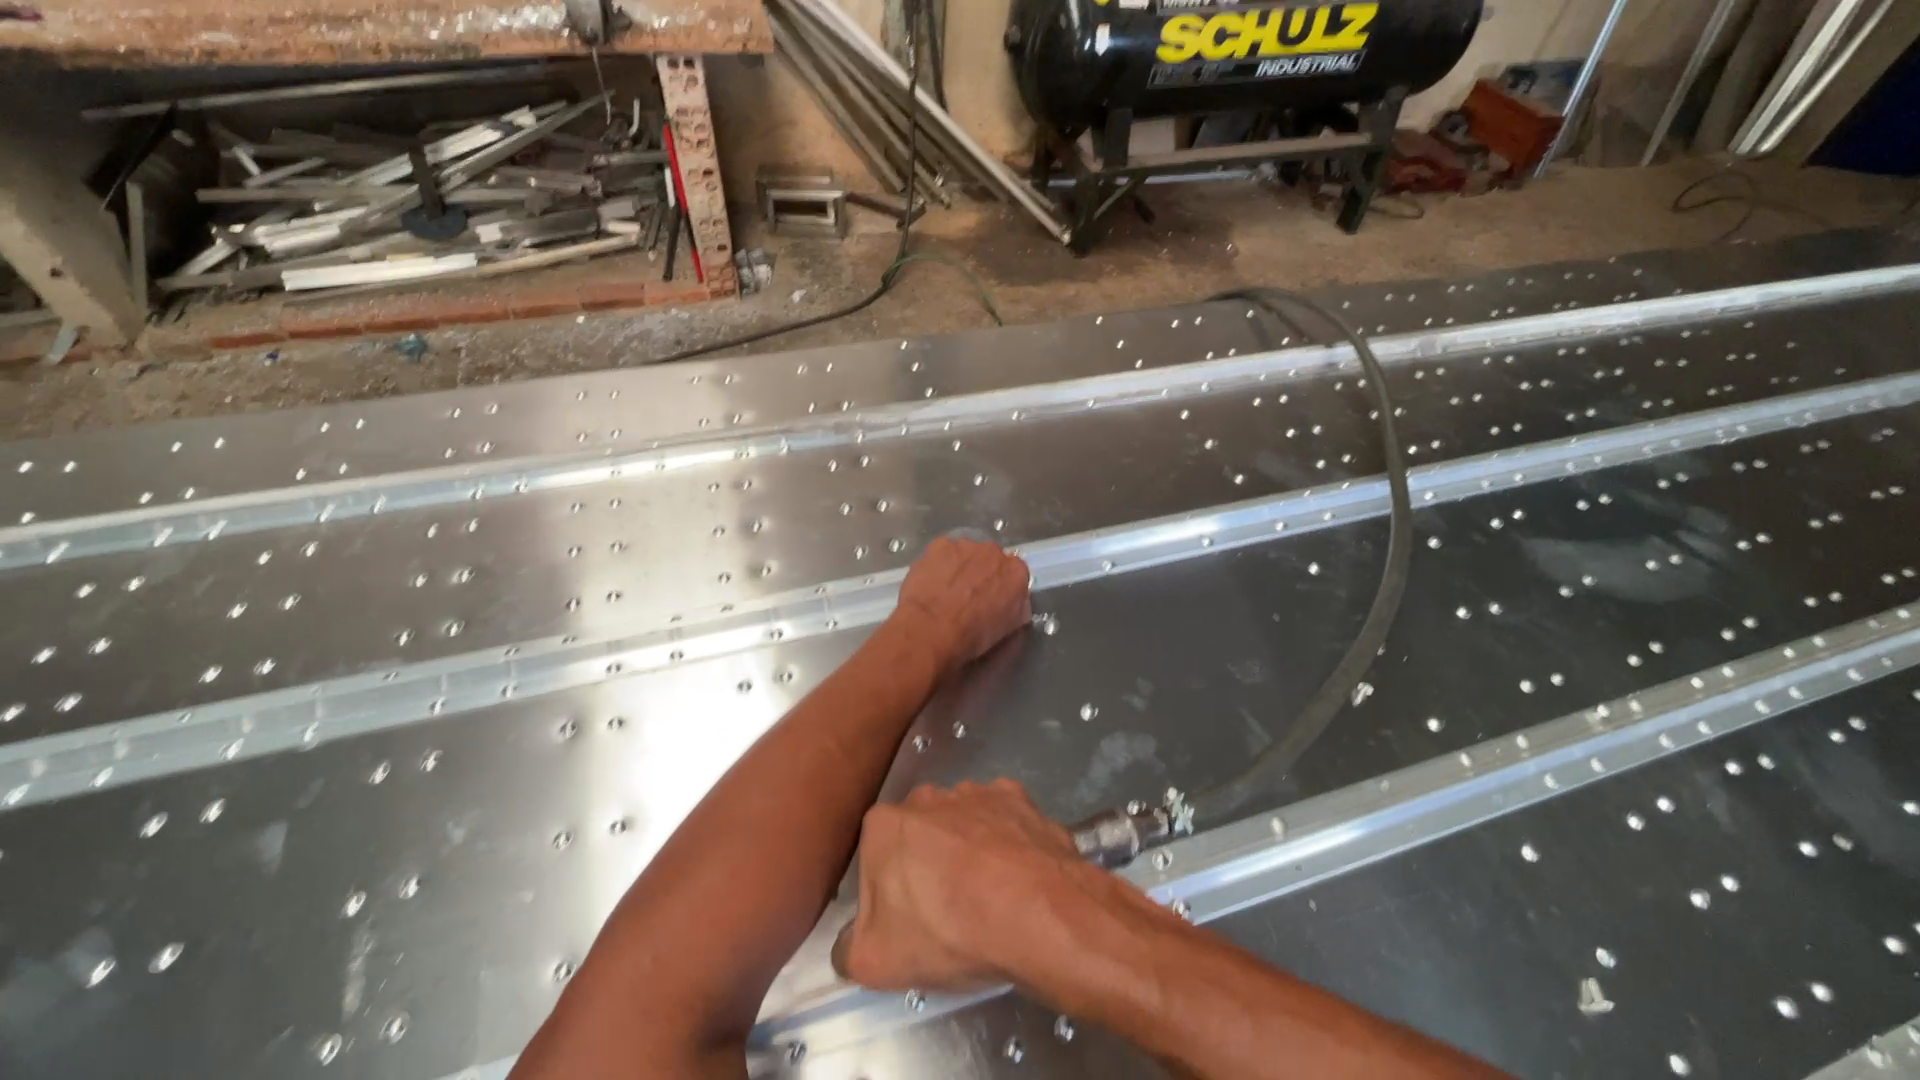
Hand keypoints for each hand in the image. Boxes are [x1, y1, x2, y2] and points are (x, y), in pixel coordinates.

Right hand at [832, 780, 1087, 991]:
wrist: (1038, 915)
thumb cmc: (949, 932)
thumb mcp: (874, 962)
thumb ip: (847, 948)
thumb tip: (848, 944)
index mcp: (884, 824)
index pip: (875, 859)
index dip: (889, 895)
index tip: (909, 923)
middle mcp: (929, 796)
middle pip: (920, 837)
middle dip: (928, 867)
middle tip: (948, 914)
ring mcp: (979, 793)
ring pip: (964, 826)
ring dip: (970, 853)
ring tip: (990, 899)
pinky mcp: (1022, 801)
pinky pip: (1006, 824)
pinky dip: (1009, 845)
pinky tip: (1018, 878)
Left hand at [892, 537, 1031, 672]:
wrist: (932, 629)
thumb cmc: (973, 637)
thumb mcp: (1008, 631)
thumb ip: (1017, 609)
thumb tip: (1016, 604)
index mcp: (1016, 573)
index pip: (1014, 574)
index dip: (1002, 588)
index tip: (992, 600)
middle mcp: (994, 552)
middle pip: (990, 559)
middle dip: (982, 574)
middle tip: (968, 596)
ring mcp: (966, 546)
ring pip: (965, 554)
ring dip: (960, 568)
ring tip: (945, 591)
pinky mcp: (940, 545)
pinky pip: (943, 554)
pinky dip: (938, 565)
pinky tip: (930, 584)